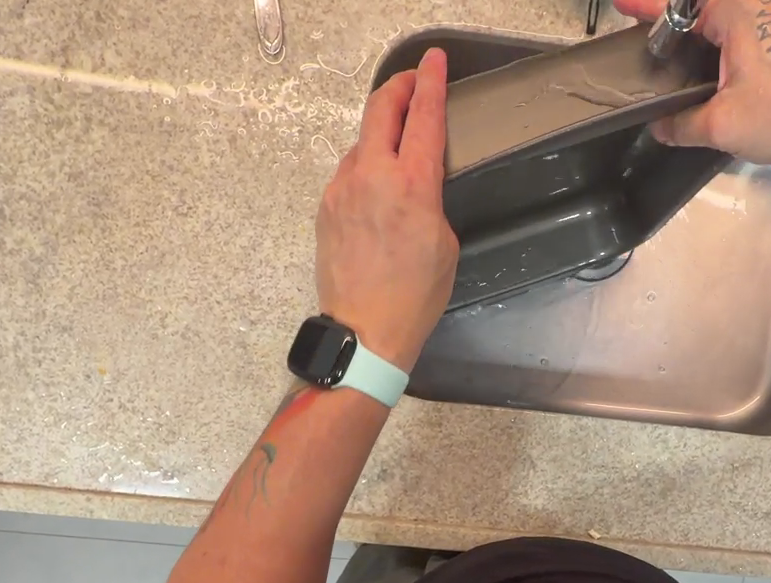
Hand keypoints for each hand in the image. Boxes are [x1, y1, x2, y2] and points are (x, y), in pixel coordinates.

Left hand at [315, 48, 460, 371]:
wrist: (366, 332)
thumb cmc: (413, 298)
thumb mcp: (444, 245)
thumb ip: (432, 201)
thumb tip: (417, 187)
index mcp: (412, 186)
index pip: (424, 116)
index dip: (432, 82)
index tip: (436, 62)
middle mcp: (372, 177)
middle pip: (381, 109)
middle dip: (399, 88)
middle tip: (413, 84)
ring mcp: (342, 190)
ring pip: (362, 143)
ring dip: (381, 136)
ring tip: (397, 152)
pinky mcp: (326, 208)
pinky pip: (348, 174)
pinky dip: (365, 170)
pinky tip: (376, 192)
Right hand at [614, 0, 770, 167]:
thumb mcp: (722, 124)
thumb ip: (683, 125)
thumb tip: (662, 127)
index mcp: (738, 8)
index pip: (678, 4)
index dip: (646, 7)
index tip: (624, 5)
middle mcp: (764, 1)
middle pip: (709, 9)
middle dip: (681, 28)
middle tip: (660, 50)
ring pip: (736, 18)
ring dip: (711, 39)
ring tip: (694, 69)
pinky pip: (759, 28)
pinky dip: (737, 46)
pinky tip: (732, 77)